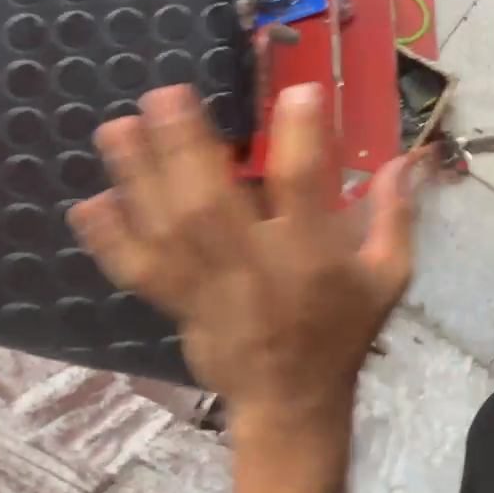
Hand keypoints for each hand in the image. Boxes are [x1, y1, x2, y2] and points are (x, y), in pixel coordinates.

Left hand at [67, 83, 427, 426]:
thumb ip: (394, 216)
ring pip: (165, 229)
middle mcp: (252, 264)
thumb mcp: (389, 275)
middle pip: (209, 202)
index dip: (302, 137)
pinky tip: (89, 202)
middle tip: (165, 94)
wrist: (292, 400)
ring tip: (116, 127)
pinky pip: (137, 271)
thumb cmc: (343, 330)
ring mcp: (206, 286)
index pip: (303, 187)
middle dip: (184, 146)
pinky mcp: (176, 305)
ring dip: (138, 176)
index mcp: (309, 254)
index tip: (299, 91)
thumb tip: (404, 158)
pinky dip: (110, 238)